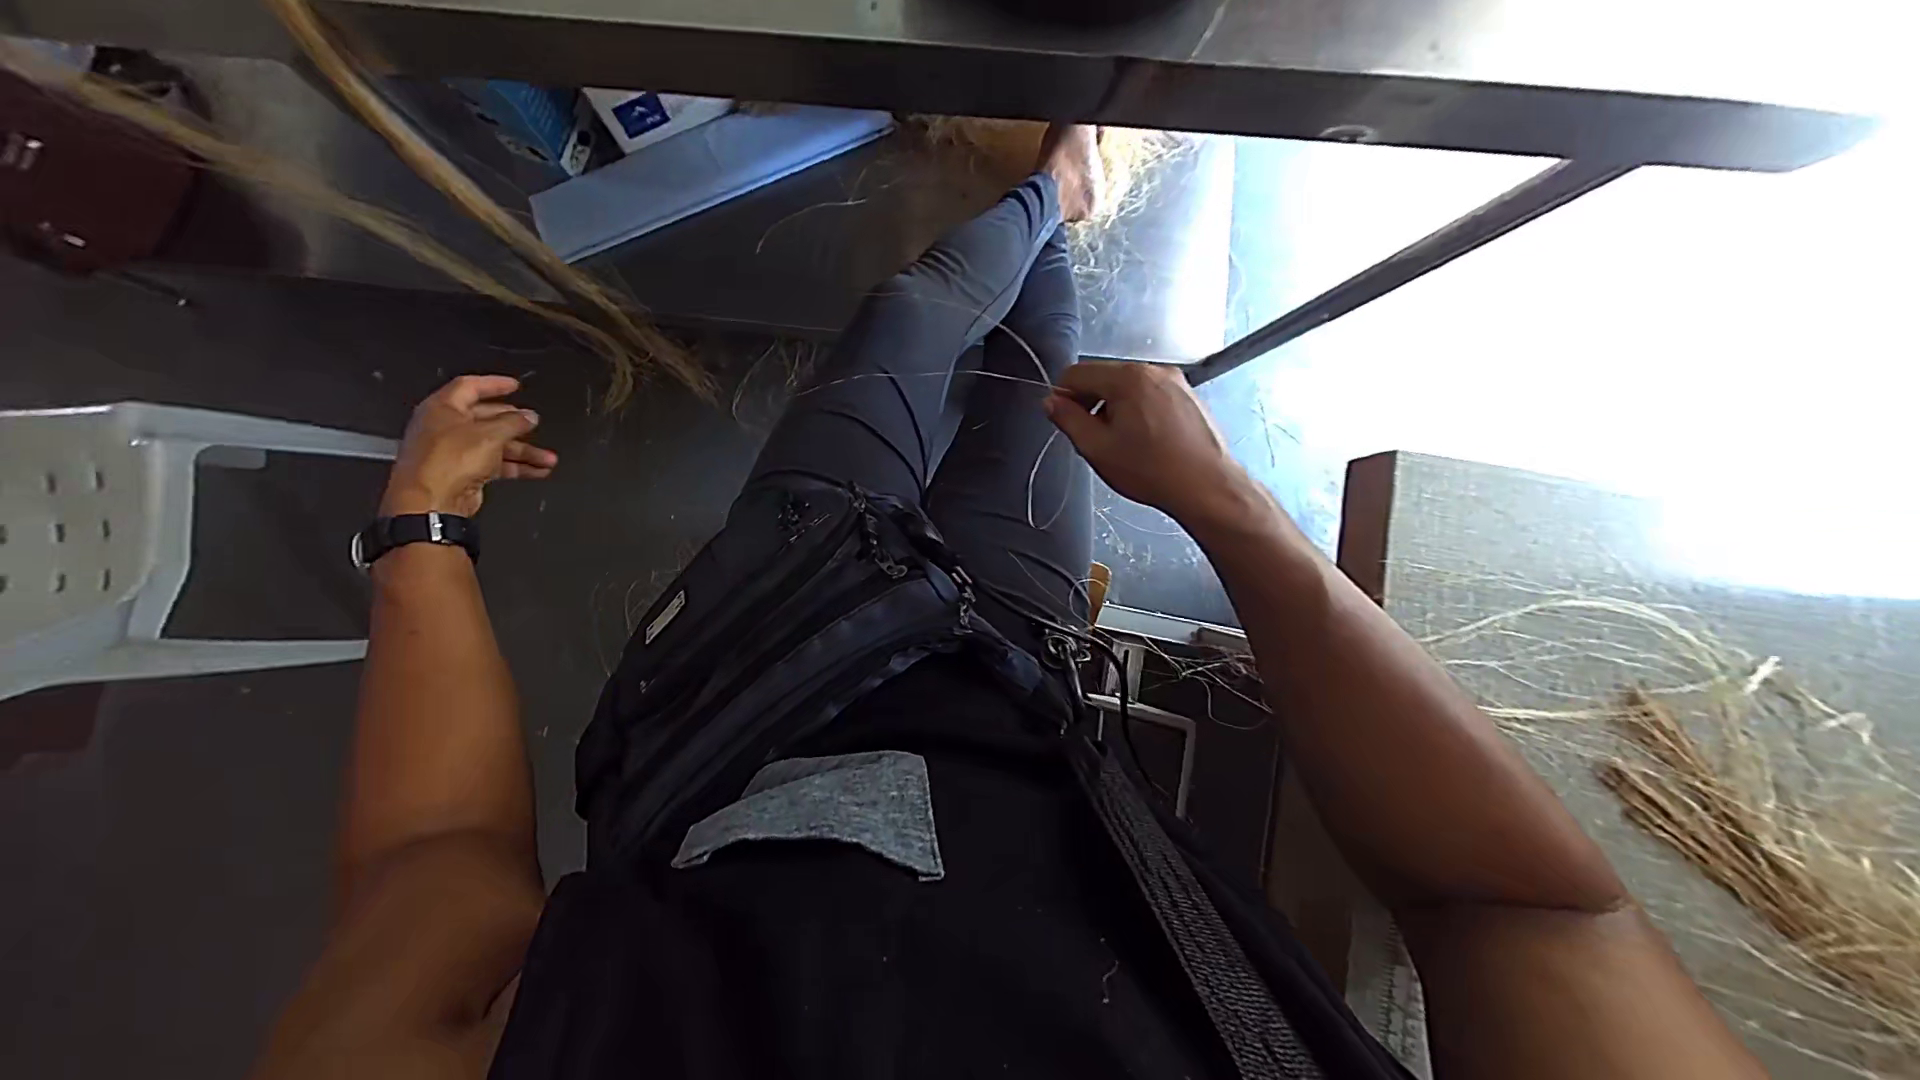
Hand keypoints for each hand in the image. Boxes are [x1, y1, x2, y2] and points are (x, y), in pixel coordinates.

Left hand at [380, 375, 557, 516]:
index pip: (470, 386)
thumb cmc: (448, 462)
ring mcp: (454, 450)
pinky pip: (495, 464)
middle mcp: (445, 427)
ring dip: (524, 451)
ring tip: (547, 458)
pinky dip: (516, 467)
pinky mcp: (462, 471)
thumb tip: (528, 416)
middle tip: (534, 422)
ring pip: (495, 444)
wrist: (432, 500)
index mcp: (443, 408)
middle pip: (487, 418)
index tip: (514, 385)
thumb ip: (513, 423)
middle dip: (515, 423)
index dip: (494, 384)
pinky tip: (537, 471)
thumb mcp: (489, 435)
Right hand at [1043, 361, 1260, 528]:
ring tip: (1122, 444)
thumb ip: (1068, 420)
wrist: (1207, 486)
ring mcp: (1175, 381)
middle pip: (1104, 376)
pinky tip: (1145, 441)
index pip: (1076, 372)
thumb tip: (1051, 402)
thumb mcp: (1097, 448)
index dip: (1063, 396)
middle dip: (1091, 402)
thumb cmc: (1152, 470)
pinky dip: (1139, 411)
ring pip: (1128, 386)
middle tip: (1094, 438)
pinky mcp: (1188, 396)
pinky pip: (1151, 394)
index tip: (1065, 421)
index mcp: (1127, 378)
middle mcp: (1153, 370)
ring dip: (1115, 408)